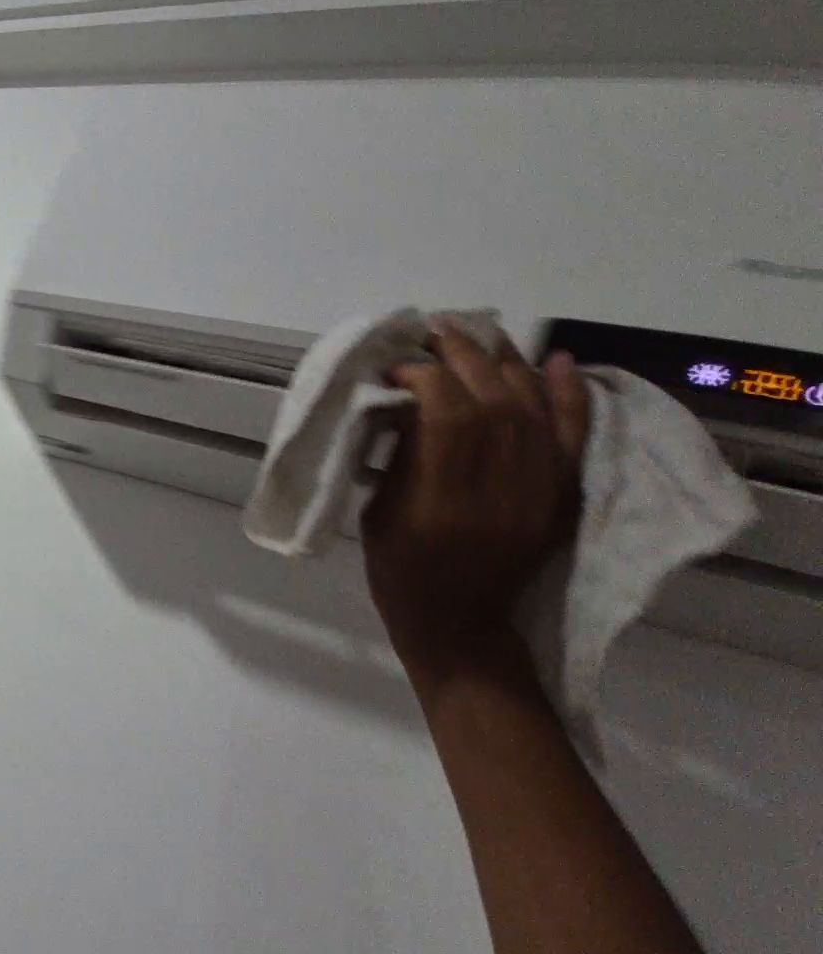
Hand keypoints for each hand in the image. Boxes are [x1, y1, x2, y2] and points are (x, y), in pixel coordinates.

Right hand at [362, 321, 589, 700]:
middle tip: (434, 332)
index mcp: (441, 504)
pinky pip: (574, 434)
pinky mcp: (561, 495)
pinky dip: (566, 393)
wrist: (459, 622)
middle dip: (463, 357)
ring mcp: (539, 493)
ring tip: (476, 335)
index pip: (448, 417)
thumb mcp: (379, 516)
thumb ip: (400, 459)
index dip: (424, 378)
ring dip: (505, 362)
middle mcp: (499, 493)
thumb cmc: (398, 572)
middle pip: (494, 402)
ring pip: (533, 408)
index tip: (396, 366)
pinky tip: (551, 359)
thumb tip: (409, 400)